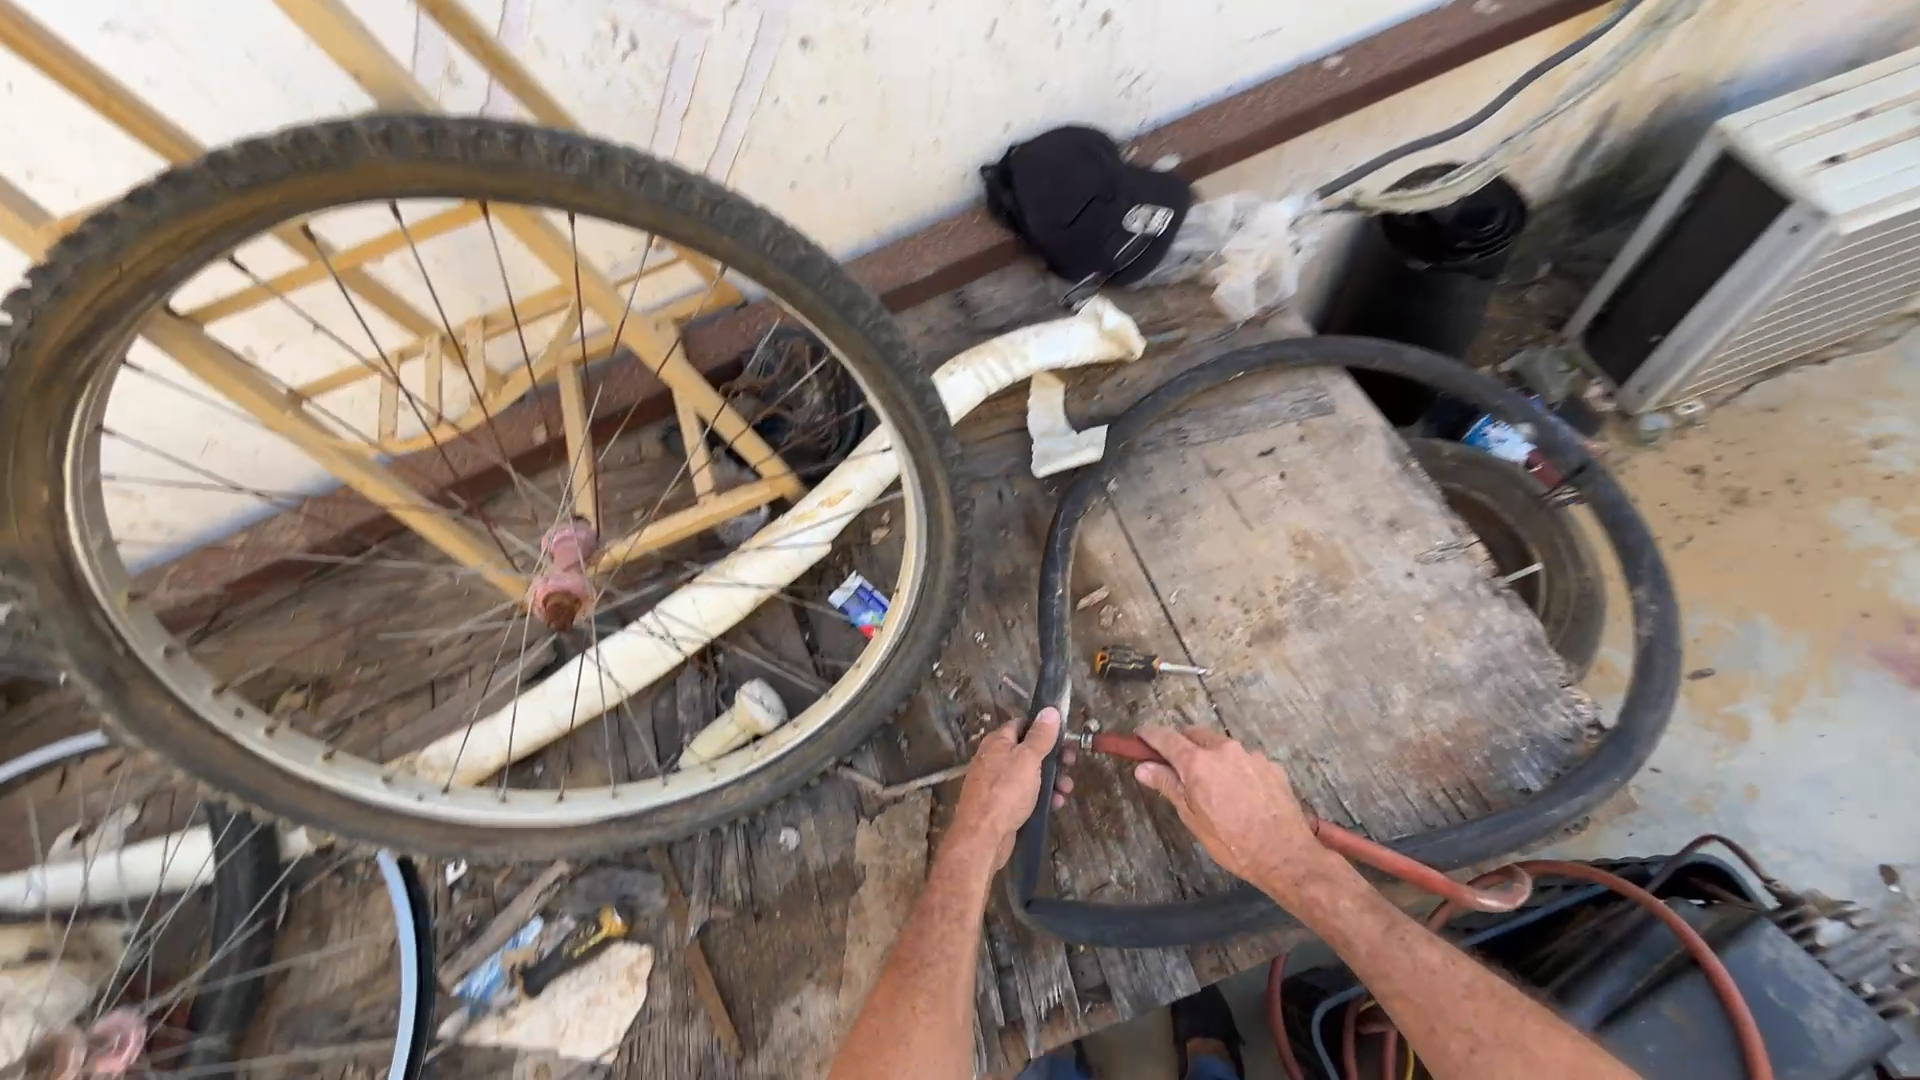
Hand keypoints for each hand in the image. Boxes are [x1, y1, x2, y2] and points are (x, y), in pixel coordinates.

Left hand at [950, 707, 1076, 869]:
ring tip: (1066, 789)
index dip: (1043, 728)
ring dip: (1051, 779)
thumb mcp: (1027, 759)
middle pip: (1029, 750)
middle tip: (1070, 764)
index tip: (1063, 737)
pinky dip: (1042, 796)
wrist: (983, 836)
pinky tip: (1055, 804)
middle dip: (1053, 758)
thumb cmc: (1005, 792)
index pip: (1022, 724)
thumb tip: (1049, 710)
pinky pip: (1026, 794)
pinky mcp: (1003, 803)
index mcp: (998, 742)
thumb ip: (1040, 736)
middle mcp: (995, 758)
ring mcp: (998, 782)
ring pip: (1030, 774)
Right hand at [1132, 727, 1336, 895]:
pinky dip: (1235, 768)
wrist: (1284, 855)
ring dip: (1211, 756)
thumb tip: (1143, 768)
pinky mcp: (1271, 766)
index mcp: (1198, 762)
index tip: (1140, 735)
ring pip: (1221, 746)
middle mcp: (1224, 750)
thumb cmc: (1231, 841)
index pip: (1166, 737)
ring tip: (1214, 785)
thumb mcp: (1191, 817)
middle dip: (1182, 744)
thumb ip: (1168, 785)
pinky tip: (1241, 793)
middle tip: (1176, 765)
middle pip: (1194, 734)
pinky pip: (1245, 759)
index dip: (1149, 735)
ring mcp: (1250, 755)